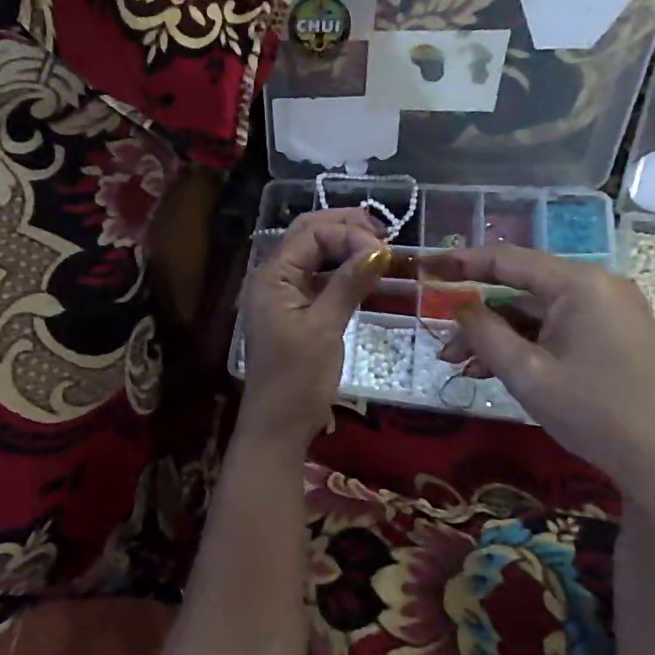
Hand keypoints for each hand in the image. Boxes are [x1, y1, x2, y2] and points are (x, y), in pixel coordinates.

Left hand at [237, 209, 387, 446]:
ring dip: (342, 248)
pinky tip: (364, 275)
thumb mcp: (325, 327)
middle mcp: (270, 278)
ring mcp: (279, 295)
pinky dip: (338, 272)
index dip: (348, 233)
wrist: (278, 425)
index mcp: (270, 276)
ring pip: (311, 256)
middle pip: (306, 236)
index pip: (310, 233)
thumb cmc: (298, 379)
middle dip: (344, 229)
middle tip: (384, 236)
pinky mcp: (291, 312)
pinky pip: (314, 279)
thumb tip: (378, 247)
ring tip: (379, 250)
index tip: (384, 250)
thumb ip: (348, 283)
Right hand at [428, 245, 654, 488]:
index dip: (460, 263)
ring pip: (537, 315)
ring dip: (499, 339)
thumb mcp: (525, 372)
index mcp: (579, 285)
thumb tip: (460, 306)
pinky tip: (501, 373)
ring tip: (466, 370)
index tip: (423, 267)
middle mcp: (598, 288)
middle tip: (444, 351)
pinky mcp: (617, 339)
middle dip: (477, 320)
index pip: (507, 260)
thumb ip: (485, 333)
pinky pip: (559, 331)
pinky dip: (526, 347)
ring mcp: (612, 314)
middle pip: (521, 292)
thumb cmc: (593, 411)